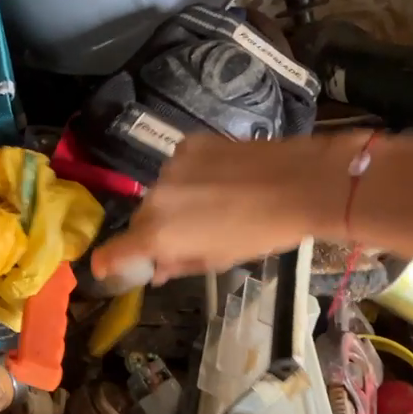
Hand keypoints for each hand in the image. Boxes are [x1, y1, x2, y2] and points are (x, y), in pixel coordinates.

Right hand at [91, 131, 361, 281]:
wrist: (303, 182)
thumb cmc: (263, 232)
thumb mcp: (220, 259)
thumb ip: (179, 264)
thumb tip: (157, 270)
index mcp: (158, 234)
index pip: (112, 251)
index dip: (109, 262)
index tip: (111, 267)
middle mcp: (155, 199)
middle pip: (141, 221)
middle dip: (155, 231)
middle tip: (187, 237)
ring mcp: (170, 167)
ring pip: (160, 192)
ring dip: (175, 202)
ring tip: (211, 204)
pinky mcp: (189, 143)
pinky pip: (178, 167)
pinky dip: (190, 176)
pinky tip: (219, 179)